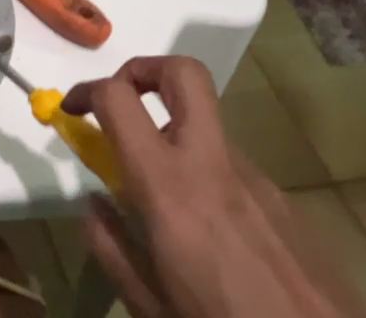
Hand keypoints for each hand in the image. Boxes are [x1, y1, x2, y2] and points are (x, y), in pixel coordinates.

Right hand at [61, 57, 365, 317]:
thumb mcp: (145, 302)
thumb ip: (109, 245)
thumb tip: (95, 205)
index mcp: (167, 186)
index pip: (118, 97)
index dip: (86, 90)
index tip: (73, 111)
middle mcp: (213, 167)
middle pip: (183, 73)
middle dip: (144, 71)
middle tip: (124, 105)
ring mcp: (260, 182)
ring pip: (209, 131)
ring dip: (177, 142)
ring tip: (170, 205)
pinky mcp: (292, 207)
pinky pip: (237, 174)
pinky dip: (211, 183)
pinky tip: (215, 238)